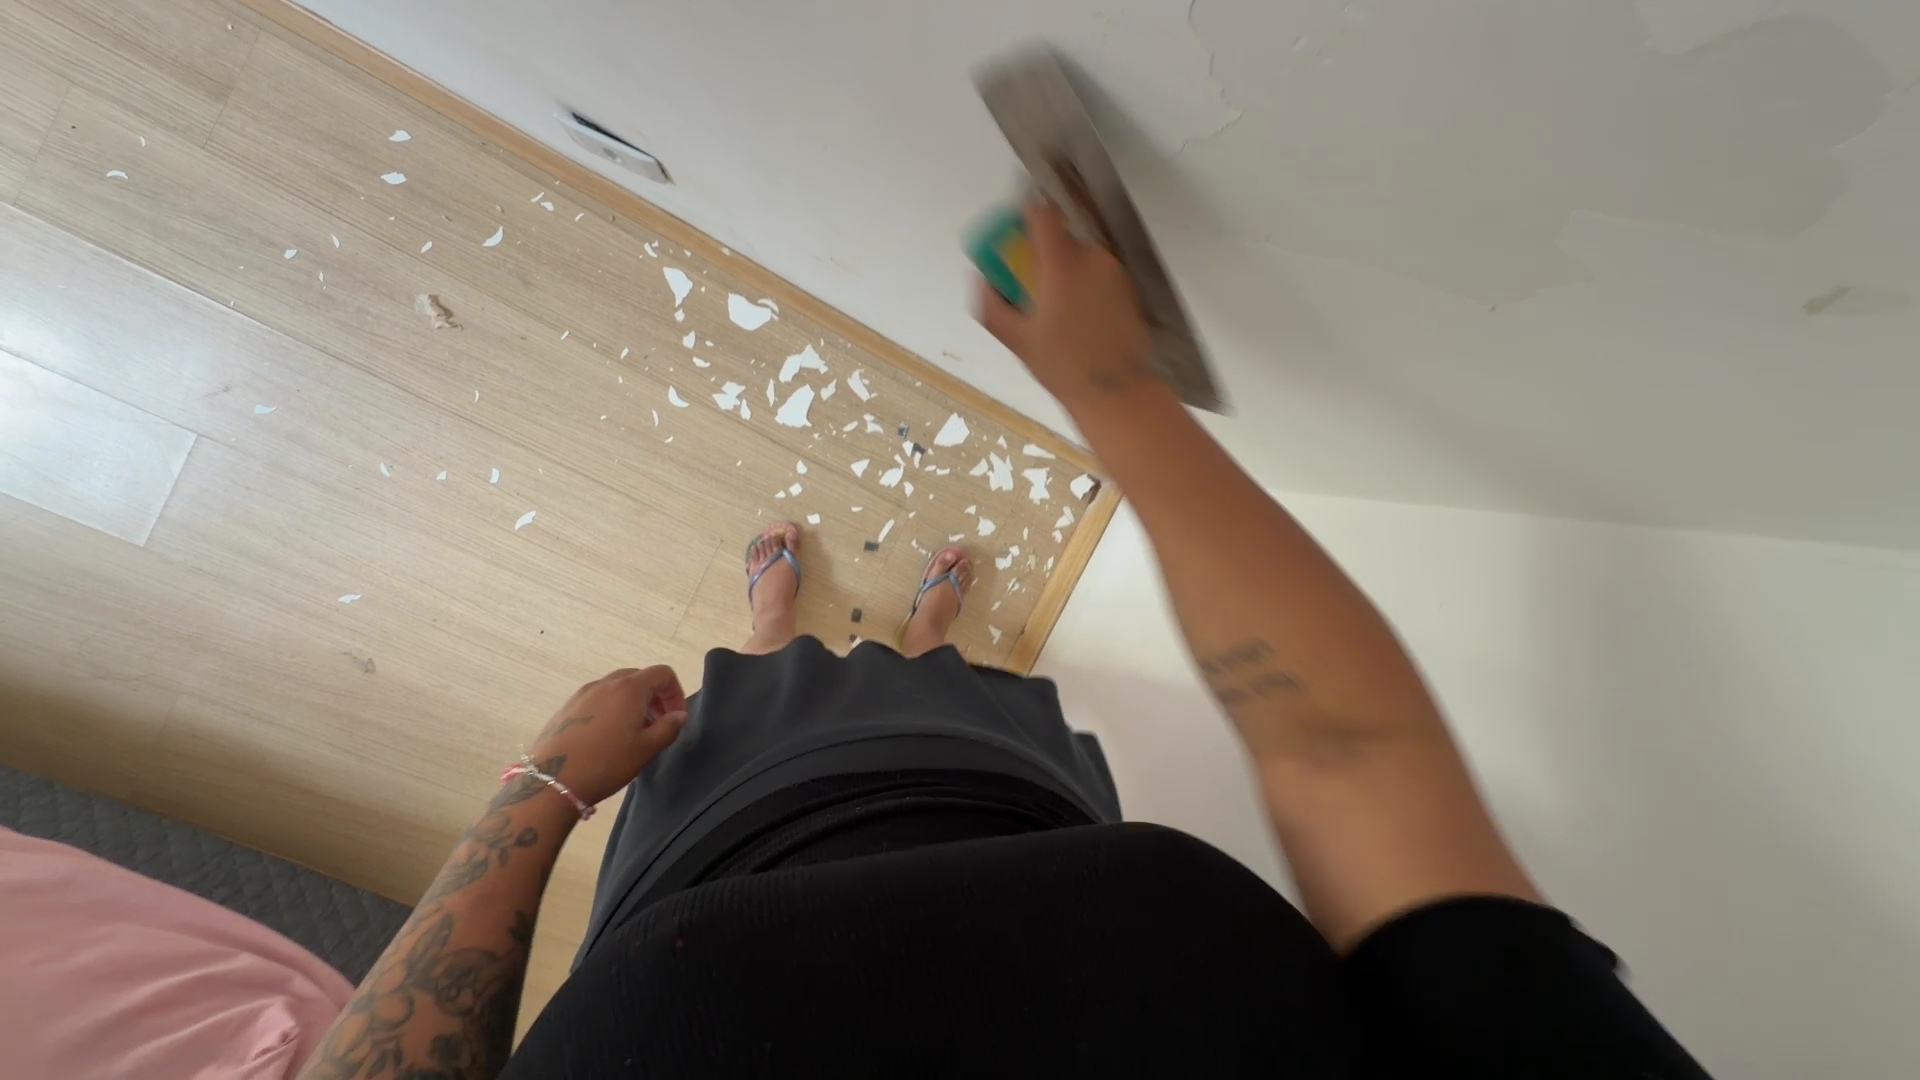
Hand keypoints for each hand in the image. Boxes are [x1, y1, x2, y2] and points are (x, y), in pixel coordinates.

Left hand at [526, 666, 688, 805]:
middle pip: (639, 677)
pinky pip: (597, 699)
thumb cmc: (606, 763)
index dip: (676, 692)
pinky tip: (607, 736)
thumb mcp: (646, 749)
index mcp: (629, 689)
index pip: (662, 674)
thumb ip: (668, 727)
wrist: (550, 782)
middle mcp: (605, 684)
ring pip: (616, 688)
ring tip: (633, 731)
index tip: (676, 717)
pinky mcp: (566, 709)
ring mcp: (582, 694)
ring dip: (632, 702)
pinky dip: (611, 708)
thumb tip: (679, 715)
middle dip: (654, 696)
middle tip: (658, 722)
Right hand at [976, 199, 1156, 408]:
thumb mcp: (1016, 340)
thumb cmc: (1062, 367)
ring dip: (1066, 275)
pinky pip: (1098, 275)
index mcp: (1062, 264)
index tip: (1014, 235)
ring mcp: (1114, 271)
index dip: (1025, 217)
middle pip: (1060, 239)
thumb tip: (983, 278)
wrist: (1116, 390)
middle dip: (1044, 258)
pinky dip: (1085, 288)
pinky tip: (1080, 321)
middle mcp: (1092, 258)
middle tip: (1032, 291)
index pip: (1042, 214)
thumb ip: (992, 304)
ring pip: (1081, 258)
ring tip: (1058, 314)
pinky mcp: (1128, 287)